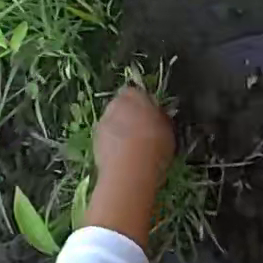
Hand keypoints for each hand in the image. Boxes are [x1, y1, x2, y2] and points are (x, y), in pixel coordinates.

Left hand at [84, 85, 173, 250]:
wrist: (129, 171)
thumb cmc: (154, 147)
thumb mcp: (168, 130)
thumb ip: (161, 118)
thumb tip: (159, 117)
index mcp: (135, 96)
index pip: (136, 92)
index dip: (143, 104)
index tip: (150, 117)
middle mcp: (115, 104)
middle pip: (120, 105)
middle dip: (128, 115)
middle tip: (141, 131)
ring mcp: (102, 122)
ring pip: (111, 122)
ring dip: (118, 129)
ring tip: (131, 148)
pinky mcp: (94, 140)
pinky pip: (105, 138)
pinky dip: (111, 144)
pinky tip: (122, 158)